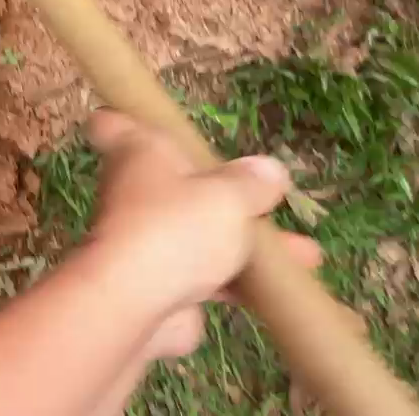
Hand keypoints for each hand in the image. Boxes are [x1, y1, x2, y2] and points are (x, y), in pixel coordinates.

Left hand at [84, 110, 322, 358]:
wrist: (138, 299)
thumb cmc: (174, 227)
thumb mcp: (225, 196)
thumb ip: (249, 183)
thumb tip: (268, 166)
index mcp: (136, 150)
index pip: (112, 122)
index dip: (130, 118)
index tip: (155, 122)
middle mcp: (134, 186)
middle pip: (175, 179)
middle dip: (225, 194)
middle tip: (271, 202)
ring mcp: (146, 232)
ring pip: (199, 228)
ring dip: (248, 242)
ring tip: (306, 256)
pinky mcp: (161, 275)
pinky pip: (209, 274)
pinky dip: (248, 285)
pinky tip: (294, 300)